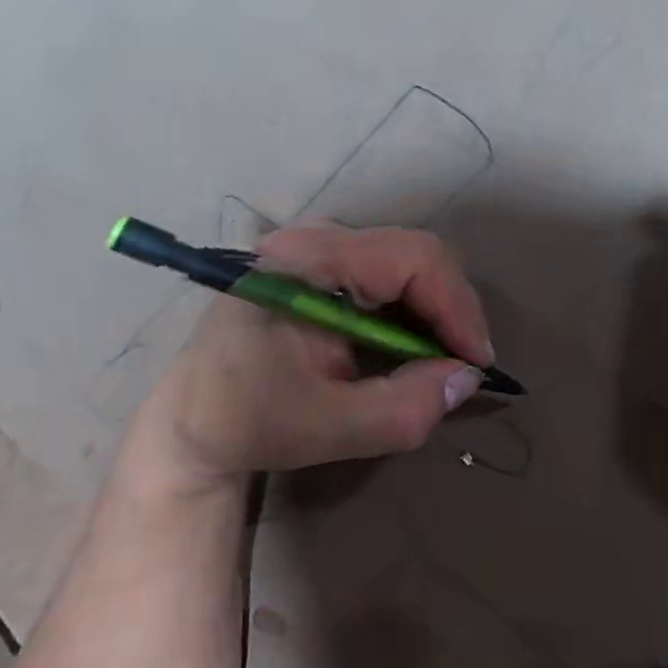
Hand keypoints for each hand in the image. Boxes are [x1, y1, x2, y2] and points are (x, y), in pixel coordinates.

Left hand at [126, 224, 495, 489]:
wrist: (192, 420)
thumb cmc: (247, 420)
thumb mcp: (329, 427)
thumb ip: (405, 407)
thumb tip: (468, 378)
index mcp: (306, 261)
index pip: (410, 257)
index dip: (455, 305)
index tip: (475, 363)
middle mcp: (313, 240)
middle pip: (412, 253)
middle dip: (449, 310)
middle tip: (464, 367)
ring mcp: (316, 250)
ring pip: (405, 262)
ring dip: (435, 312)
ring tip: (443, 363)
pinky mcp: (321, 268)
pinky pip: (386, 275)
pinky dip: (412, 311)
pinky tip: (412, 351)